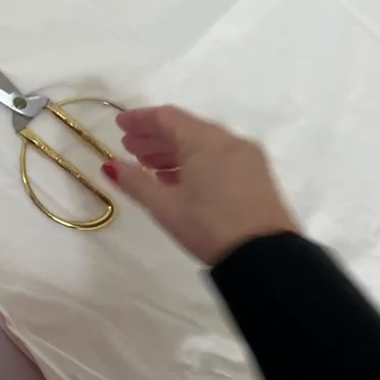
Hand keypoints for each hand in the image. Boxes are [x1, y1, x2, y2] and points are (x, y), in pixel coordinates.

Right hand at [102, 105, 299, 265]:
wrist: (269, 262)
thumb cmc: (210, 225)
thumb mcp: (164, 205)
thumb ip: (134, 180)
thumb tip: (111, 165)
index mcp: (206, 141)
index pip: (166, 117)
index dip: (139, 118)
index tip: (119, 125)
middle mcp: (229, 142)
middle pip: (185, 128)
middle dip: (154, 136)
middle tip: (130, 148)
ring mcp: (248, 159)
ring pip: (202, 143)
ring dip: (173, 150)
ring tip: (150, 167)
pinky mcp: (258, 178)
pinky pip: (219, 157)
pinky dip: (194, 161)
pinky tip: (178, 179)